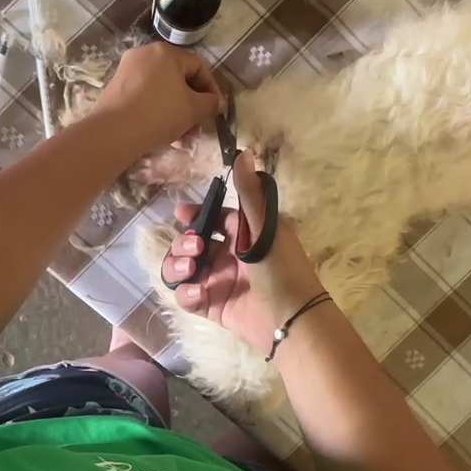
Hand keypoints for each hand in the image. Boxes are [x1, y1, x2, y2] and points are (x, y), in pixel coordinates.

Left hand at [90, 43, 225, 153]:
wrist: (114, 132)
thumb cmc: (159, 114)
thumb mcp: (193, 110)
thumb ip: (210, 104)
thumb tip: (216, 102)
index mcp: (166, 52)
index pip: (198, 67)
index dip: (212, 90)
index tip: (216, 110)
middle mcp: (146, 55)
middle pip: (179, 80)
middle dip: (192, 107)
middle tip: (197, 128)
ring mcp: (128, 71)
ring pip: (162, 92)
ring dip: (177, 114)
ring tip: (181, 139)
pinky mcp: (117, 88)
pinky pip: (145, 97)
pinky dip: (158, 113)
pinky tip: (164, 136)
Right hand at [163, 152, 325, 356]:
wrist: (292, 319)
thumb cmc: (282, 269)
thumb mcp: (266, 227)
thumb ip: (249, 193)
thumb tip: (243, 151)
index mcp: (245, 234)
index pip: (213, 219)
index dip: (196, 215)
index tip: (181, 213)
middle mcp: (230, 256)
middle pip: (192, 243)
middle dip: (184, 242)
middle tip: (195, 248)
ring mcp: (219, 281)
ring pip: (183, 268)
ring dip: (178, 265)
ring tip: (191, 269)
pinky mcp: (213, 306)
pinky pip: (187, 296)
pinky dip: (187, 293)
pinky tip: (199, 293)